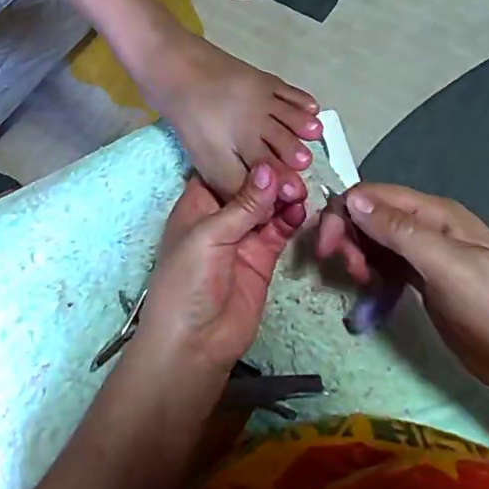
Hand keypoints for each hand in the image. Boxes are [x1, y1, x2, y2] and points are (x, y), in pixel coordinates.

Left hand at [134, 32, 319, 203]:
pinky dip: (301, 100)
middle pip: (282, 141)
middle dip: (295, 154)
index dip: (283, 181)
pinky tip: (312, 107)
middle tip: (306, 163)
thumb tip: (254, 203)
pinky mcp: (260, 77)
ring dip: (303, 127)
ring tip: (315, 133)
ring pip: (289, 115)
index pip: (269, 167)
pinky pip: (287, 90)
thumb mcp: (204, 159)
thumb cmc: (186, 118)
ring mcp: (262, 96)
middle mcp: (260, 121)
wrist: (175, 65)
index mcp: (246, 144)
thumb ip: (230, 182)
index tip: (296, 193)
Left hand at [135, 165, 306, 372]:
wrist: (195, 343)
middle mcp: (220, 216)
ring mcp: (242, 237)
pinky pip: (279, 230)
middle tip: (295, 171)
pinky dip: (291, 218)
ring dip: (284, 197)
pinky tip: (302, 210)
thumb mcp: (209, 236)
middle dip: (271, 178)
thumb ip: (243, 204)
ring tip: (300, 191)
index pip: (222, 169)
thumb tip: (268, 169)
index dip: (245, 157)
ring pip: (268, 206)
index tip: (272, 145)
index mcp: (196, 204)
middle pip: (250, 187)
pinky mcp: (262, 257)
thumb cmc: (187, 282)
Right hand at [318, 184, 488, 393]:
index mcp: (436, 214)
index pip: (374, 196)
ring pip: (376, 239)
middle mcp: (429, 227)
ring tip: (359, 281)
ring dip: (358, 253)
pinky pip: (387, 263)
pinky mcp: (426, 280)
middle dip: (347, 234)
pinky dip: (372, 270)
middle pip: (371, 215)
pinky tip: (369, 288)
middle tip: (339, 268)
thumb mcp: (446, 267)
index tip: (324, 248)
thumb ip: (399, 231)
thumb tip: (353, 198)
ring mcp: (428, 254)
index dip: (343, 214)